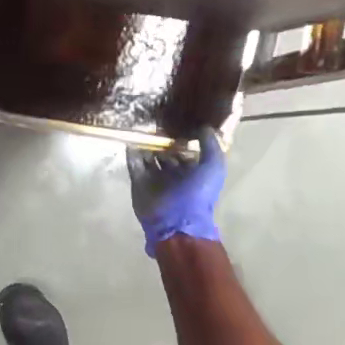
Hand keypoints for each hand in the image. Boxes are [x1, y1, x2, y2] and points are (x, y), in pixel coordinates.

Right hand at [128, 127, 225, 256]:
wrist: (176, 220)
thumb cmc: (198, 193)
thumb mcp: (213, 165)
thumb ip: (210, 145)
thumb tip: (203, 126)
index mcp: (191, 173)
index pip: (185, 153)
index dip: (181, 139)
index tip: (176, 123)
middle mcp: (172, 175)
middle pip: (165, 155)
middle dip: (161, 142)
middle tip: (155, 124)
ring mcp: (154, 180)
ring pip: (148, 159)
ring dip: (146, 146)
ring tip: (141, 128)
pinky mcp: (138, 184)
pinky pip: (134, 166)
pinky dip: (132, 154)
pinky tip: (131, 139)